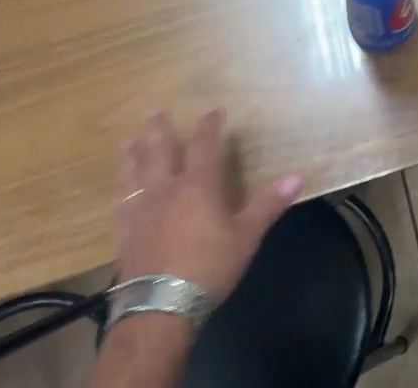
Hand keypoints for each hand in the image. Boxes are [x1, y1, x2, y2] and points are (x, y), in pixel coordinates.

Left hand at [113, 110, 302, 296]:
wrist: (160, 307)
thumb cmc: (209, 267)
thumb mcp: (246, 237)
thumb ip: (269, 205)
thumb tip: (297, 177)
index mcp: (198, 186)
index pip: (204, 145)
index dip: (210, 125)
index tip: (214, 111)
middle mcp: (166, 190)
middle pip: (159, 152)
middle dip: (159, 130)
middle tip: (154, 112)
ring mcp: (141, 211)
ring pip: (134, 174)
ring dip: (132, 155)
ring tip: (128, 141)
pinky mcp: (125, 234)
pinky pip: (120, 206)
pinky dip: (121, 193)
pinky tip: (120, 192)